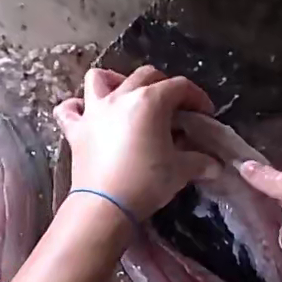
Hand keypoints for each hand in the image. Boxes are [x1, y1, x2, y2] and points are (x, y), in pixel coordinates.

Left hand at [53, 66, 217, 220]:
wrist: (105, 205)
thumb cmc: (146, 183)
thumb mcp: (180, 171)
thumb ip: (199, 162)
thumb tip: (212, 164)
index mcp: (150, 101)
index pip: (180, 87)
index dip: (196, 97)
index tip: (204, 114)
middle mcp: (120, 97)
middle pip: (145, 76)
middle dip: (163, 86)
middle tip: (173, 108)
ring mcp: (94, 112)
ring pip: (99, 79)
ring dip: (114, 81)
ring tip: (125, 97)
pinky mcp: (75, 130)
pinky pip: (68, 109)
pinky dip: (76, 107)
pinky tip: (86, 114)